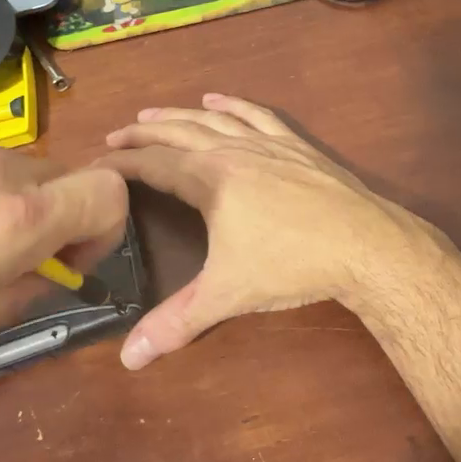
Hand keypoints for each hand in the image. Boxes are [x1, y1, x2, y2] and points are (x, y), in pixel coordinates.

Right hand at [100, 93, 457, 368]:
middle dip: (143, 133)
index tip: (95, 163)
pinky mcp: (298, 146)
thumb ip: (177, 323)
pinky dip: (234, 106)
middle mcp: (235, 152)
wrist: (365, 244)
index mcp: (211, 180)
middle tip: (116, 135)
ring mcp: (269, 144)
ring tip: (154, 113)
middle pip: (179, 132)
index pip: (153, 164)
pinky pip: (258, 116)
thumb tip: (128, 360)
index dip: (121, 163)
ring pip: (215, 120)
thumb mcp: (228, 295)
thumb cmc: (292, 265)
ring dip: (181, 115)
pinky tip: (221, 101)